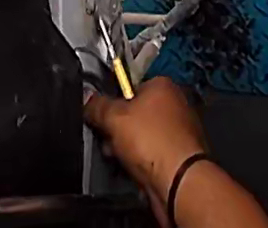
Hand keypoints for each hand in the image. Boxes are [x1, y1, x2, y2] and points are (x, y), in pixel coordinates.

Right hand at [84, 77, 206, 204]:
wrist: (179, 183)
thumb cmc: (151, 140)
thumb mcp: (114, 118)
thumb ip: (97, 106)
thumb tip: (87, 99)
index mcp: (162, 85)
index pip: (130, 87)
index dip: (112, 102)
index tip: (101, 116)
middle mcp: (175, 104)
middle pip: (135, 114)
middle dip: (118, 130)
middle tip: (109, 142)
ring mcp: (179, 132)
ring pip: (143, 138)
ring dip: (128, 150)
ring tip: (120, 161)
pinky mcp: (180, 158)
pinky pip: (153, 156)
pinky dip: (142, 164)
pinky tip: (134, 173)